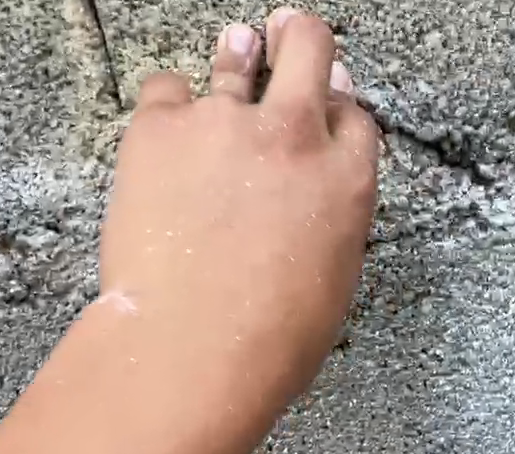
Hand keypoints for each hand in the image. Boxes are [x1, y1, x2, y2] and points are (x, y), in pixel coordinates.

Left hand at [96, 8, 379, 406]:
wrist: (195, 351)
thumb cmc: (268, 344)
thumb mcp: (331, 287)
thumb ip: (330, 225)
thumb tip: (314, 205)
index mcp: (346, 183)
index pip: (353, 116)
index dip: (336, 111)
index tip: (322, 113)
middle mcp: (293, 137)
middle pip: (307, 44)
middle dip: (298, 40)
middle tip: (284, 42)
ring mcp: (225, 124)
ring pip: (234, 55)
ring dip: (236, 57)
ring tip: (232, 59)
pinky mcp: (161, 129)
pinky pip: (166, 88)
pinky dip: (170, 108)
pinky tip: (170, 139)